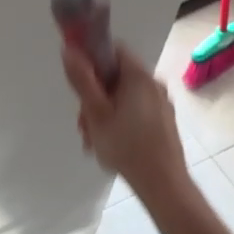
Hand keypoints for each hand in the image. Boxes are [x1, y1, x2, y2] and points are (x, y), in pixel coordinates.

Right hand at [61, 44, 189, 193]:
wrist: (163, 184)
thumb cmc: (126, 146)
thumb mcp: (96, 112)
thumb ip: (81, 79)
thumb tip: (69, 49)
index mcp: (139, 77)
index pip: (112, 50)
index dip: (92, 60)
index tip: (80, 83)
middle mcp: (154, 84)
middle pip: (115, 78)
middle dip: (95, 97)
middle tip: (84, 122)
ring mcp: (162, 104)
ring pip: (123, 97)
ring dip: (104, 113)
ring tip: (94, 139)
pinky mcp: (164, 122)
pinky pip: (135, 111)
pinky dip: (120, 122)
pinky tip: (111, 145)